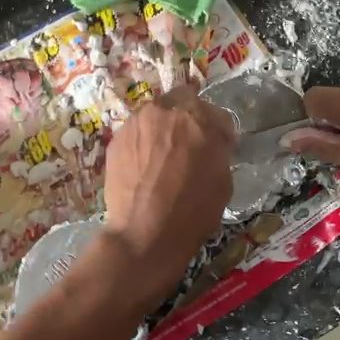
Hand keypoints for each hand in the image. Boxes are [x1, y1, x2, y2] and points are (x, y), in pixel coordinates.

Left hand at [97, 86, 235, 305]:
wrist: (145, 233)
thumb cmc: (193, 210)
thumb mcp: (223, 179)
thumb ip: (218, 149)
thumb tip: (213, 142)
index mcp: (198, 117)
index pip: (214, 112)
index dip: (217, 130)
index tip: (216, 146)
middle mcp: (165, 111)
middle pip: (181, 105)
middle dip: (187, 122)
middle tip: (188, 147)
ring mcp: (136, 123)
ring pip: (154, 117)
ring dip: (162, 130)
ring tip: (162, 159)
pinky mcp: (116, 139)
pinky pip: (136, 134)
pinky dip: (142, 144)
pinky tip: (144, 168)